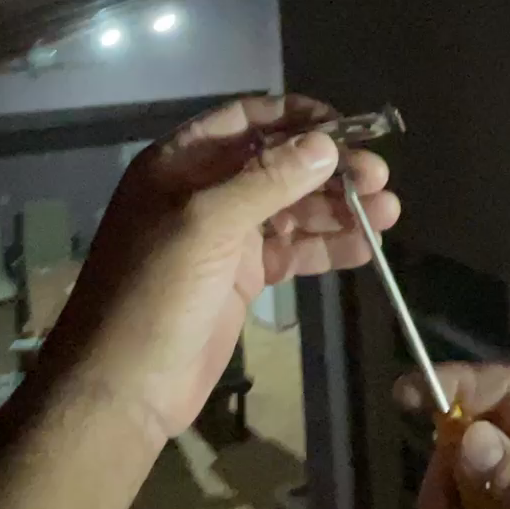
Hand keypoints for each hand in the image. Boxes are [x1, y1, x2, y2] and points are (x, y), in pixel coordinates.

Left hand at [41, 94, 399, 441]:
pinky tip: (366, 247)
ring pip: (292, 207)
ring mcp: (227, 234)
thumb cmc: (154, 291)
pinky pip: (292, 250)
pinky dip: (327, 246)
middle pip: (279, 163)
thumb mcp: (207, 224)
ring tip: (388, 211)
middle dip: (330, 167)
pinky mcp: (243, 275)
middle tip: (379, 177)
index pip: (248, 119)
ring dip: (338, 208)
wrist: (121, 390)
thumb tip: (325, 143)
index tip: (347, 126)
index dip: (298, 117)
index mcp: (184, 161)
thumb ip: (267, 180)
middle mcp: (207, 189)